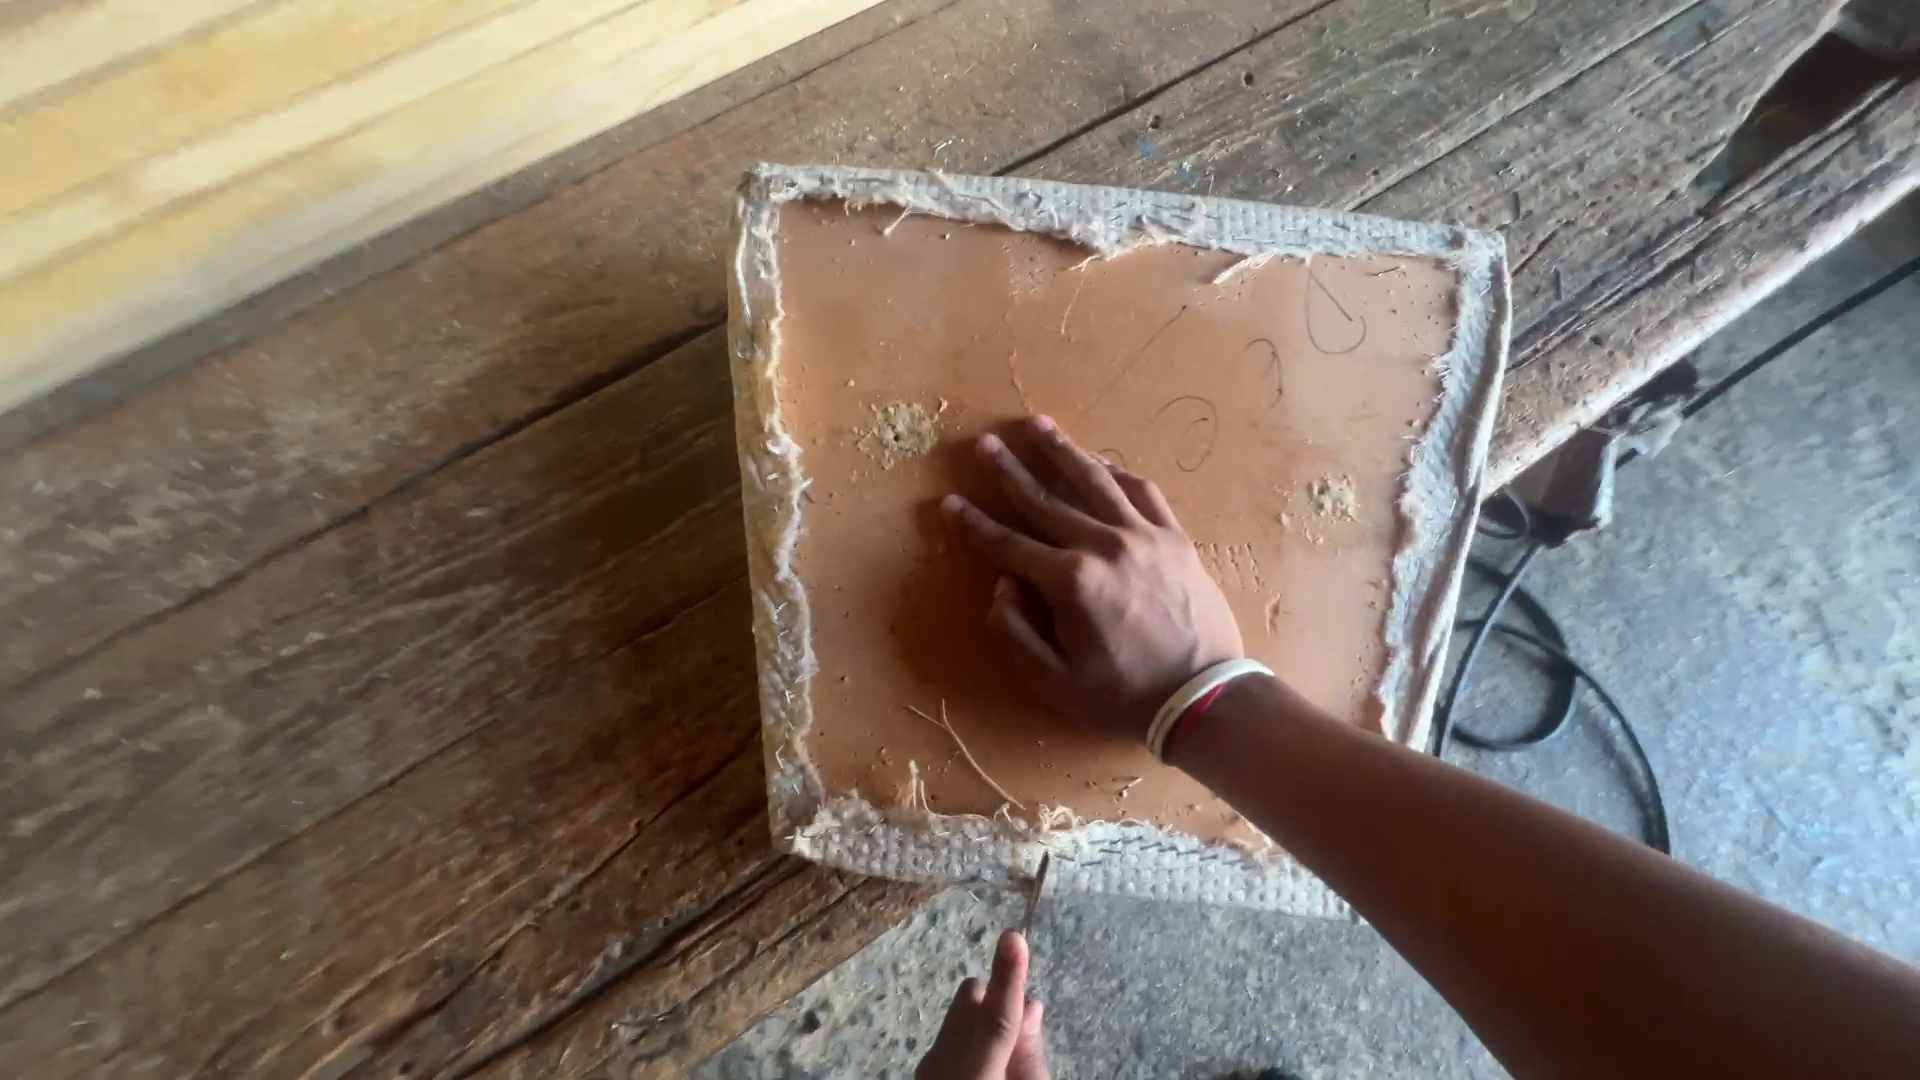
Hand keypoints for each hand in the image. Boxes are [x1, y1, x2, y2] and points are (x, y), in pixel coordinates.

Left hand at [917, 930, 1047, 1079]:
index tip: (1013, 937)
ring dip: (983, 1019)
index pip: (995, 1020)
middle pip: (971, 998)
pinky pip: (950, 1032)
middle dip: (995, 1000)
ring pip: (960, 1010)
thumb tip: (1031, 1005)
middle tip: (1019, 1032)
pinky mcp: (922, 1066)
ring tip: (1001, 1055)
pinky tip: (983, 1064)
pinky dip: (970, 1038)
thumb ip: (1031, 1058)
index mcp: (974, 1076)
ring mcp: (927, 1065)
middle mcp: (941, 1065)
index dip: (1007, 978)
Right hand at [940, 414, 1242, 742]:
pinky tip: (1100, 460)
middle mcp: (1104, 546)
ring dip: (1062, 450)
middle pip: (1045, 500)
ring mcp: (1144, 536)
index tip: (949, 502)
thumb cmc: (1124, 696)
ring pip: (1095, 481)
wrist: (1205, 699)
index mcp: (1070, 582)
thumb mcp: (1054, 682)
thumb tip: (1002, 584)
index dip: (974, 524)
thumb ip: (1016, 631)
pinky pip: (1143, 492)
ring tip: (1038, 424)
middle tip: (985, 444)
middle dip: (1009, 471)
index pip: (1007, 544)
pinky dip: (1117, 472)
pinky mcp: (1175, 538)